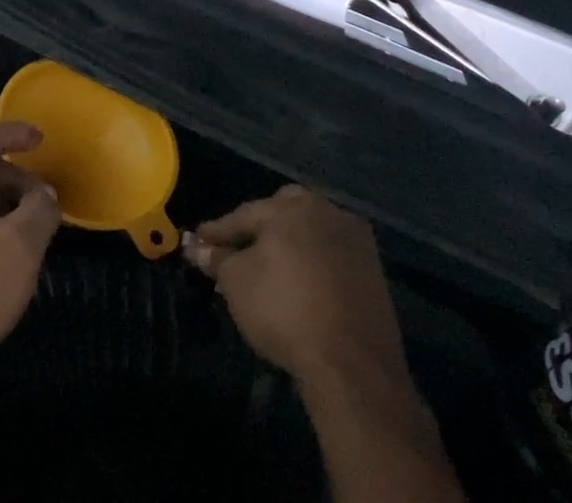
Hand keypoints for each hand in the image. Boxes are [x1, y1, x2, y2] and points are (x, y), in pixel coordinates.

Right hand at [183, 185, 404, 381]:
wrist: (351, 362)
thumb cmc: (283, 310)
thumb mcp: (236, 283)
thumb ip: (217, 259)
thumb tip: (198, 248)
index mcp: (292, 209)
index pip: (245, 214)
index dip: (218, 230)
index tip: (197, 240)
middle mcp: (329, 214)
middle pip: (285, 211)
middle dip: (260, 225)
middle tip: (239, 246)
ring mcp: (357, 243)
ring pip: (313, 231)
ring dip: (290, 242)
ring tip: (269, 265)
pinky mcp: (374, 273)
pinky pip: (332, 255)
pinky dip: (313, 262)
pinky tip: (299, 282)